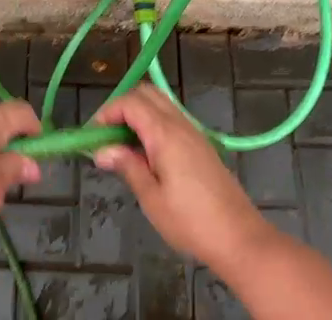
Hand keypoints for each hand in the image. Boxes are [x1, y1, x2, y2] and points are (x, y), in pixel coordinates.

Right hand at [91, 85, 273, 268]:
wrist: (239, 236)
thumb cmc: (191, 221)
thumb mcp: (151, 198)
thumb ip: (127, 167)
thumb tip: (102, 150)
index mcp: (165, 133)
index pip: (130, 102)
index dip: (107, 112)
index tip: (92, 136)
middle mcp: (180, 124)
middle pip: (146, 94)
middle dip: (121, 108)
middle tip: (106, 138)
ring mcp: (193, 132)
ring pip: (160, 104)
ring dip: (138, 115)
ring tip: (123, 148)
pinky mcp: (201, 144)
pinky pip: (172, 118)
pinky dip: (153, 124)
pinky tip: (147, 155)